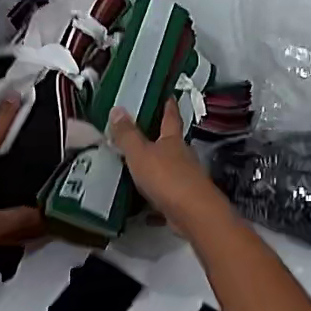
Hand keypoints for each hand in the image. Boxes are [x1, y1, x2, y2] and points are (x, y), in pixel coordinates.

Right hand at [107, 106, 231, 227]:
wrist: (192, 214)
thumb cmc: (167, 177)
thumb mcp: (140, 153)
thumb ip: (127, 134)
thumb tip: (117, 109)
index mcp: (173, 141)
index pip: (171, 117)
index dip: (168, 105)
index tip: (168, 95)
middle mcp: (182, 157)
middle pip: (171, 144)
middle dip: (159, 138)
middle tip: (140, 133)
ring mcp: (185, 179)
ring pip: (168, 169)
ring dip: (155, 168)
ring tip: (135, 167)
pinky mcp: (182, 201)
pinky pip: (165, 195)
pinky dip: (153, 199)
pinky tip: (140, 206)